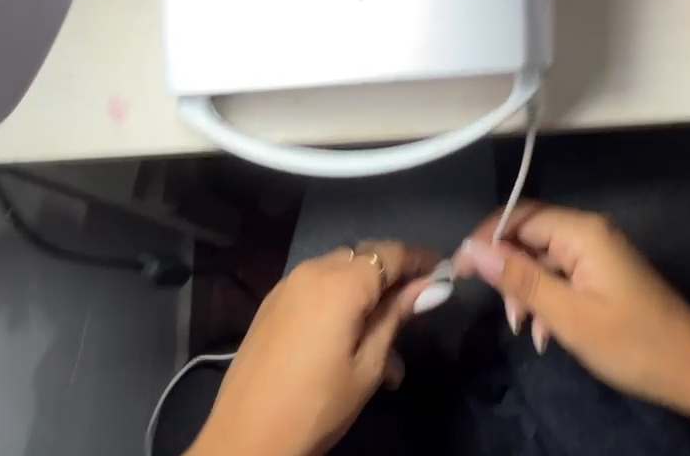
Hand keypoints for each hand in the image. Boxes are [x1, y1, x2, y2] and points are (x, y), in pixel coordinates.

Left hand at [190, 241, 437, 455]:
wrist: (245, 437)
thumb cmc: (317, 405)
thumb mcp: (368, 365)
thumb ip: (396, 316)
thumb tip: (430, 286)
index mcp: (342, 281)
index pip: (392, 253)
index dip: (421, 260)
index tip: (444, 271)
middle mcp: (314, 268)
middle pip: (365, 258)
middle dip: (392, 279)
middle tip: (415, 314)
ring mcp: (289, 283)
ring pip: (341, 273)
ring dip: (366, 295)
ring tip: (382, 346)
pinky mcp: (273, 301)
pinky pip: (317, 287)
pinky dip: (339, 301)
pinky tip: (346, 339)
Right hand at [453, 203, 689, 417]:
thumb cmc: (631, 342)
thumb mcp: (568, 316)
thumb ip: (519, 278)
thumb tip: (472, 249)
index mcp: (581, 231)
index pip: (517, 217)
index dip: (485, 240)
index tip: (459, 271)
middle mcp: (588, 231)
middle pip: (529, 236)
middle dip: (509, 272)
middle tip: (506, 315)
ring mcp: (599, 252)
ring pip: (544, 259)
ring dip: (528, 292)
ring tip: (527, 331)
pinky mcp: (604, 273)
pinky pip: (563, 275)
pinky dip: (548, 300)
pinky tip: (547, 335)